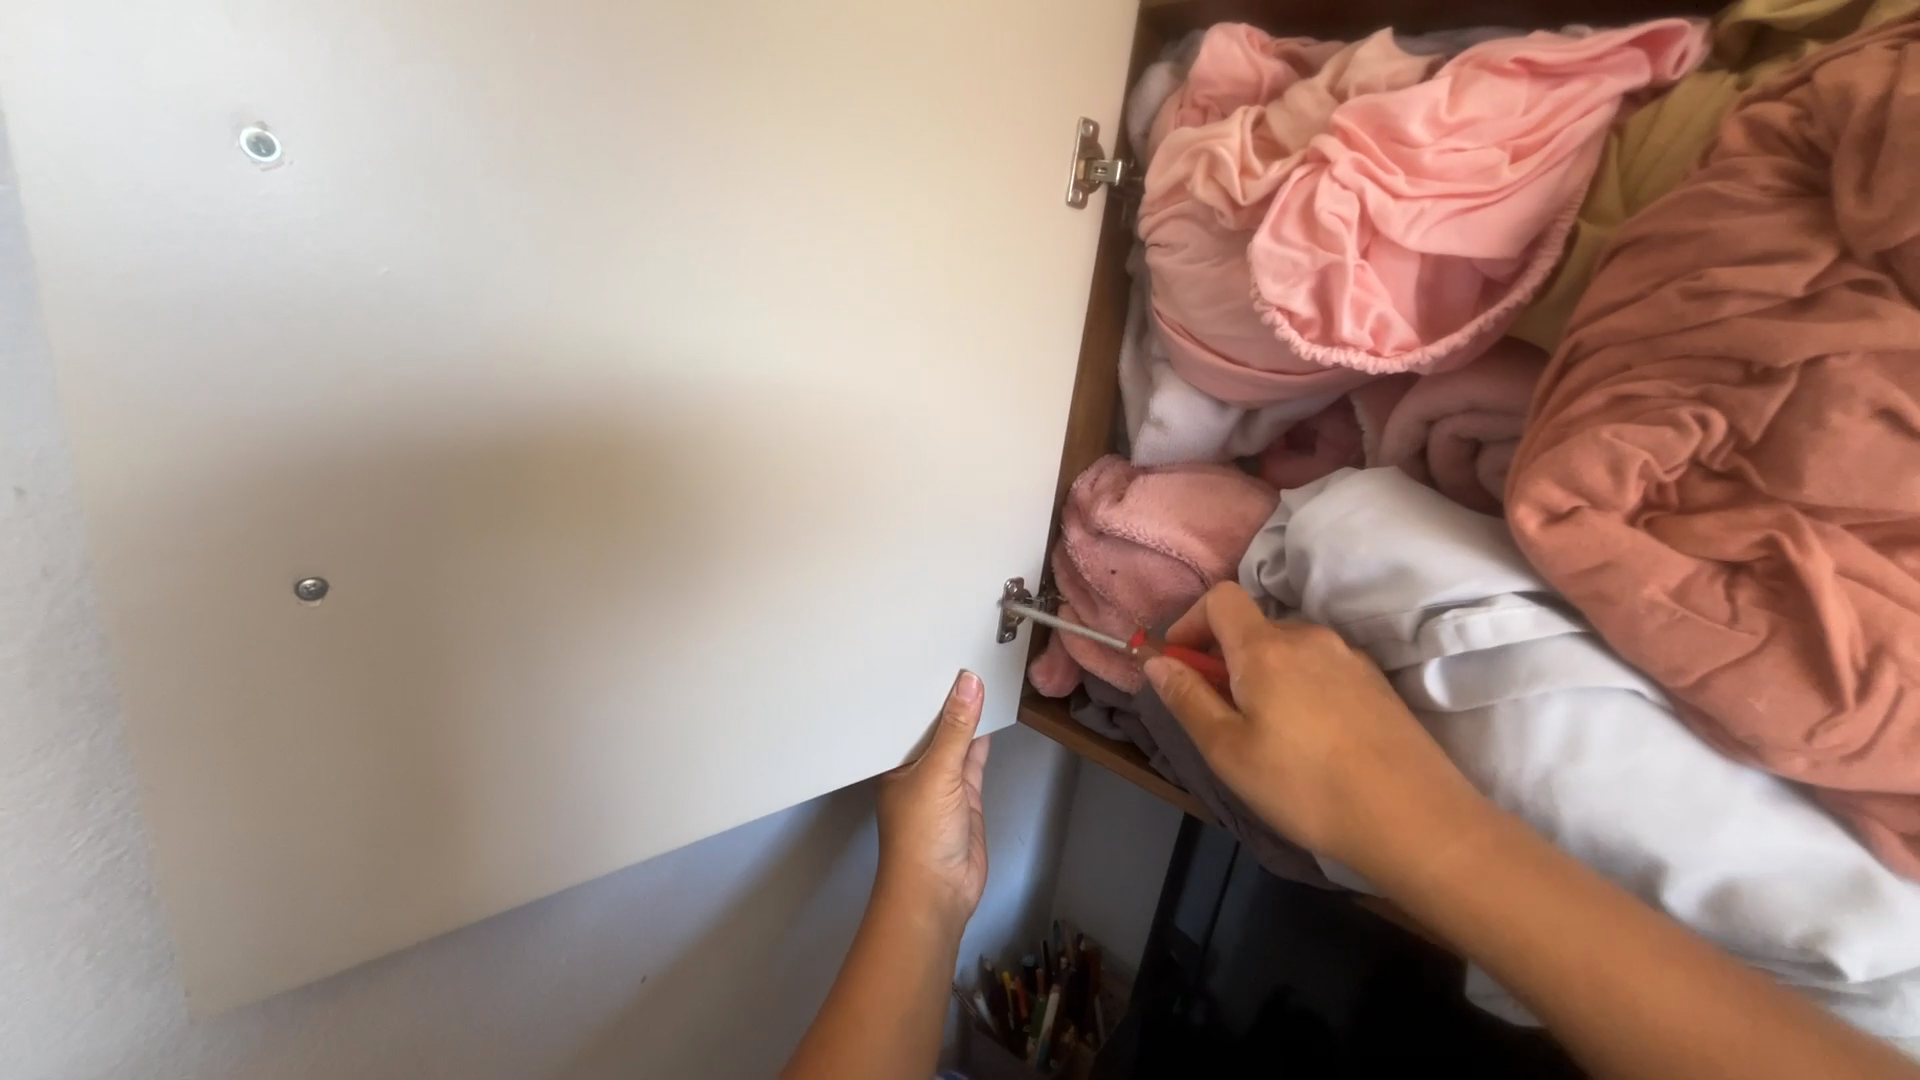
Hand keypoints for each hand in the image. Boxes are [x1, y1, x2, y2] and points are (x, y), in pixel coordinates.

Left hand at [875, 670, 990, 931]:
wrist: (939, 893)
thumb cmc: (921, 835)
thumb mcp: (938, 774)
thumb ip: (957, 729)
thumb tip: (969, 682)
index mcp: (893, 760)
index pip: (906, 716)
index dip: (920, 688)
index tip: (934, 654)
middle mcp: (915, 767)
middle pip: (933, 726)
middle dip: (947, 698)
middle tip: (963, 654)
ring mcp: (941, 782)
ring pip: (956, 740)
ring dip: (967, 716)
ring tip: (981, 674)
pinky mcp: (965, 795)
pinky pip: (973, 759)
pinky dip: (981, 739)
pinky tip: (989, 714)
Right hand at [1144, 583, 1489, 880]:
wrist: (1416, 822)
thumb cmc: (1304, 786)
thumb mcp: (1227, 750)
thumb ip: (1186, 697)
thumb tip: (1156, 660)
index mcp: (1266, 648)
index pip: (1220, 598)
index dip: (1190, 621)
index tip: (1179, 662)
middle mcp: (1309, 638)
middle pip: (1253, 626)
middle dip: (1224, 657)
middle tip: (1218, 712)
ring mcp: (1350, 659)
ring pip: (1287, 650)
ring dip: (1262, 674)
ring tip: (1265, 731)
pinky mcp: (1377, 684)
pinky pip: (1320, 669)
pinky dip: (1298, 687)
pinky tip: (1310, 739)